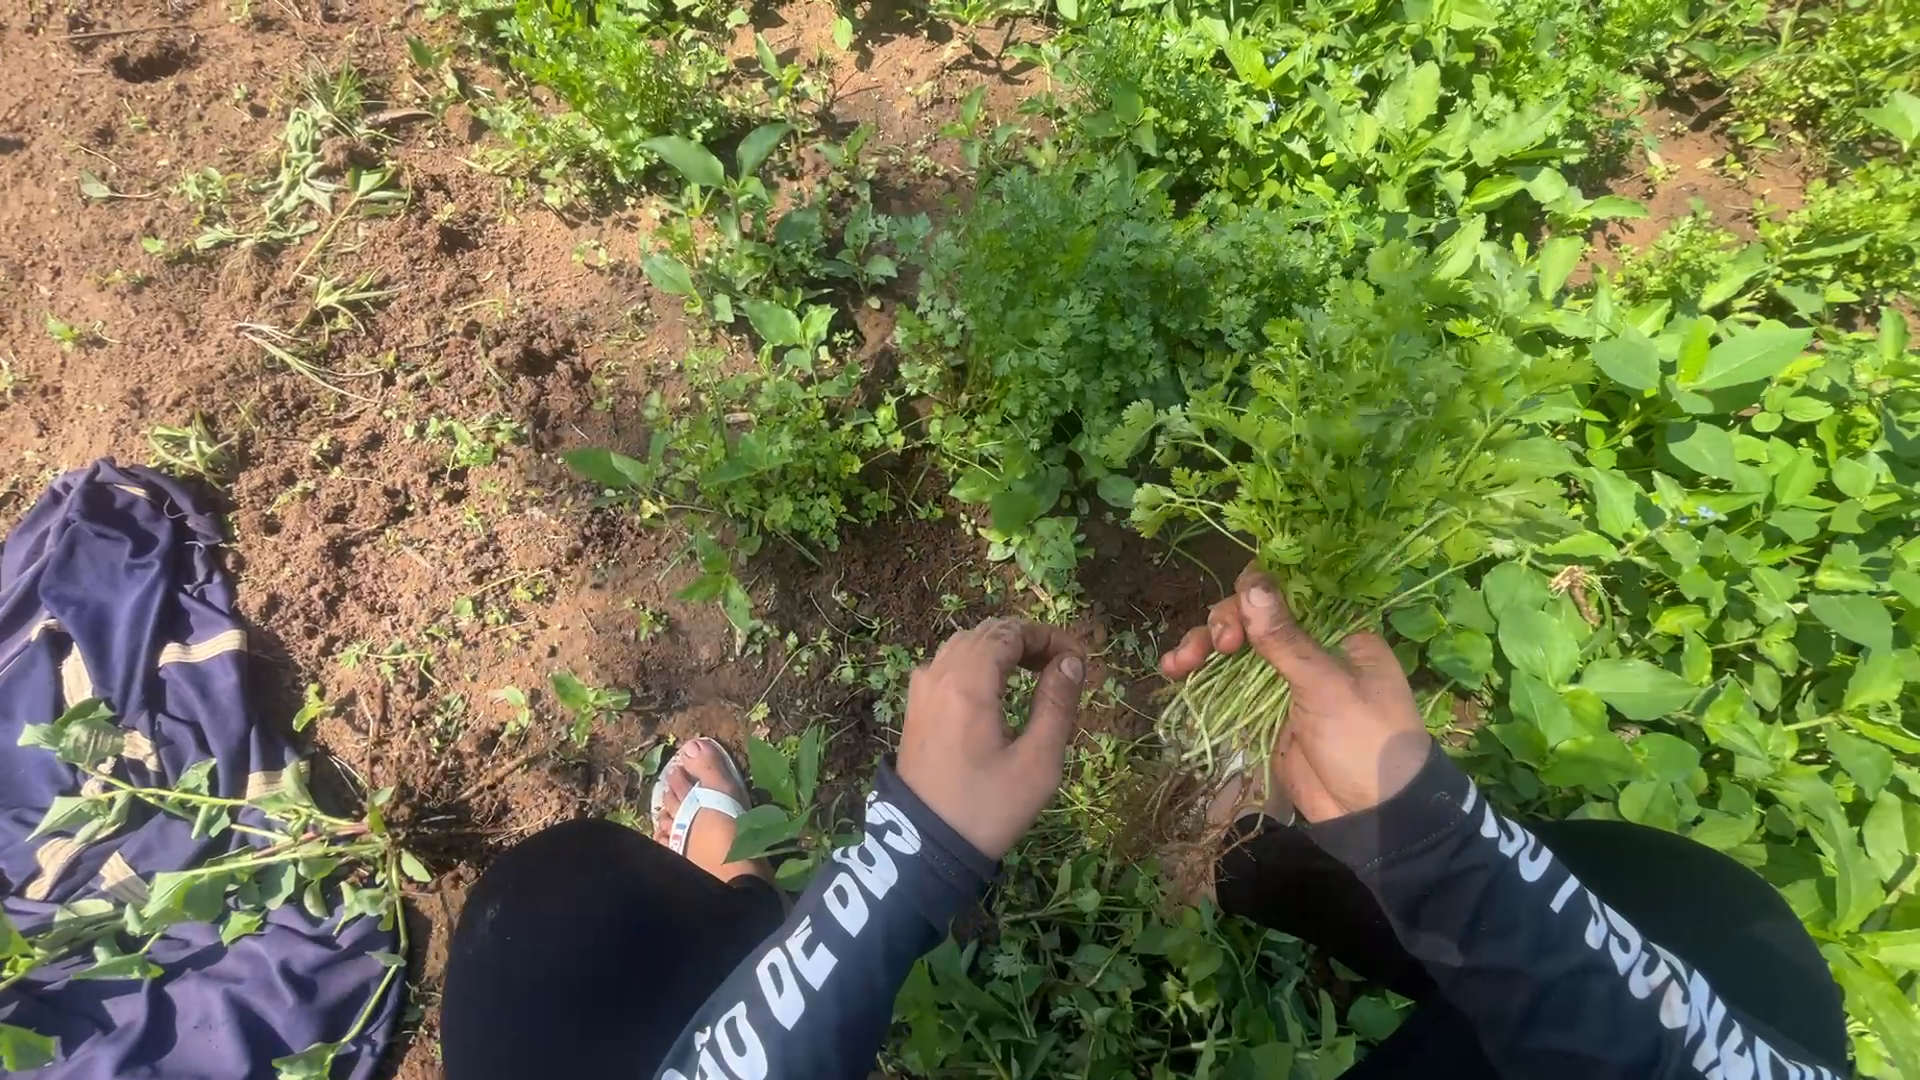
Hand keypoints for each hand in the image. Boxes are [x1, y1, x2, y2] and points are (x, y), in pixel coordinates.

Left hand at [896, 618, 1087, 859]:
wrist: (922, 847)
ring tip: (1037, 673)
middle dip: (1028, 640)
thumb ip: (1057, 704)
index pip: (1011, 632)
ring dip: (1003, 648)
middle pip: (988, 632)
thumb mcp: (1037, 762)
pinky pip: (949, 663)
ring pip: (966, 644)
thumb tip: (1072, 661)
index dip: (1049, 637)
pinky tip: (999, 688)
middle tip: (1063, 666)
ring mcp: (922, 687)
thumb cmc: (987, 807)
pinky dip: (979, 662)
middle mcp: (938, 673)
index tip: (1079, 659)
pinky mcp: (916, 704)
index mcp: (967, 682)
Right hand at [1160, 566, 1430, 822]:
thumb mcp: (1326, 686)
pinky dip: (1200, 674)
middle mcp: (1307, 646)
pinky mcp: (1261, 706)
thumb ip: (1284, 638)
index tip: (1236, 621)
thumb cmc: (1364, 742)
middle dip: (1222, 626)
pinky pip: (1225, 679)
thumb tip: (1249, 583)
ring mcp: (1281, 677)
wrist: (1372, 817)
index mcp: (1336, 632)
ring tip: (1177, 664)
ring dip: (1201, 648)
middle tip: (1218, 649)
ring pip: (1231, 646)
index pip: (1286, 594)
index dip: (1253, 596)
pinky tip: (1174, 672)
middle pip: (1250, 617)